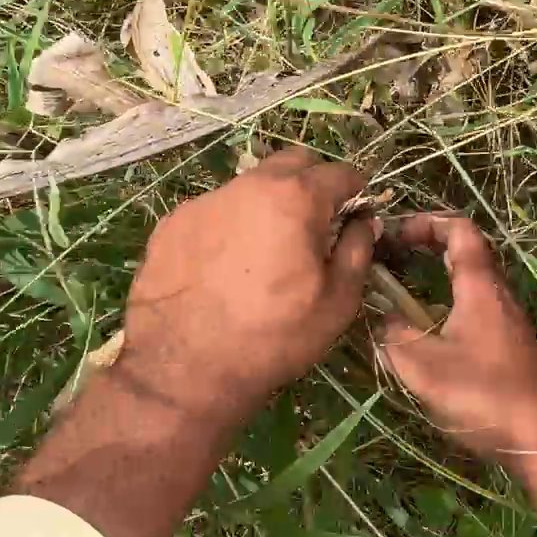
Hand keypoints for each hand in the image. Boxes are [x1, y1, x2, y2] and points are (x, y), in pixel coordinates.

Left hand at [117, 148, 377, 420]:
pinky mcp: (173, 222)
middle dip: (313, 183)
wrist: (182, 374)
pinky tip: (225, 265)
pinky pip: (216, 209)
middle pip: (294, 163)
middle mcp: (251, 185)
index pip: (341, 173)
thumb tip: (363, 221)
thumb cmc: (274, 338)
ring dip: (269, 203)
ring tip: (265, 249)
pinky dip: (231, 224)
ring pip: (252, 184)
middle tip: (314, 225)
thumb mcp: (338, 301)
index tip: (356, 215)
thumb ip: (358, 249)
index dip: (356, 192)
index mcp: (296, 197)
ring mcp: (207, 200)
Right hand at [374, 215, 536, 463]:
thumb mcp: (427, 368)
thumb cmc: (485, 393)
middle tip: (395, 252)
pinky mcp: (508, 339)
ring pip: (471, 275)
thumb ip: (396, 338)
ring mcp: (506, 314)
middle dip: (429, 242)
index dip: (427, 221)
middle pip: (466, 247)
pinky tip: (428, 322)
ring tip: (403, 283)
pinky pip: (475, 299)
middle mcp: (496, 289)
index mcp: (480, 283)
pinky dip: (449, 296)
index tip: (395, 234)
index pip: (459, 228)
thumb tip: (380, 319)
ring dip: (439, 270)